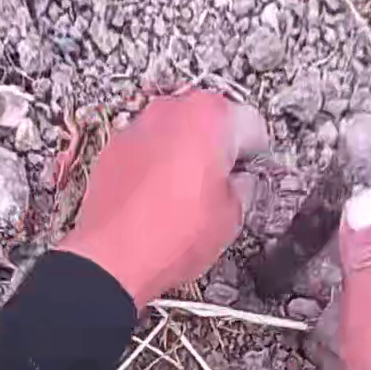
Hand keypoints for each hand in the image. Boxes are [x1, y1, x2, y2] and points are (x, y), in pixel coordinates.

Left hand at [58, 90, 267, 307]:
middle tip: (221, 191)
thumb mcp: (231, 219)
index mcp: (211, 117)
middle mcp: (172, 110)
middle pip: (211, 123)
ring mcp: (138, 127)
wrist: (114, 259)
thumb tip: (242, 185)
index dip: (257, 157)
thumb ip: (244, 190)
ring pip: (176, 135)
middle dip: (219, 154)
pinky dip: (156, 170)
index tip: (252, 174)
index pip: (253, 126)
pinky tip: (160, 204)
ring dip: (186, 160)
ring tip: (187, 203)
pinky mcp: (114, 150)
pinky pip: (147, 152)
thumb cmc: (169, 237)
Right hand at [333, 188, 370, 369]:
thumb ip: (365, 250)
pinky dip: (349, 325)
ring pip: (364, 294)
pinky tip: (345, 341)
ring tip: (345, 331)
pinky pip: (363, 318)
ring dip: (345, 307)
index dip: (355, 248)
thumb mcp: (370, 296)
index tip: (339, 265)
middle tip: (343, 308)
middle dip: (348, 282)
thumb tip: (364, 201)